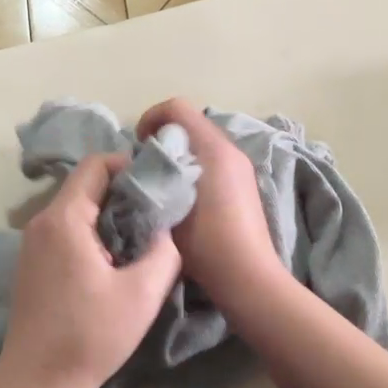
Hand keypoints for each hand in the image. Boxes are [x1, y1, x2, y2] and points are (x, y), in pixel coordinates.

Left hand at [0, 154, 181, 387]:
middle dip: (122, 192)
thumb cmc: (90, 335)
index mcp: (64, 218)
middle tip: (156, 211)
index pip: (94, 165)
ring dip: (107, 215)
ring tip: (140, 237)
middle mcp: (42, 221)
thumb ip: (162, 252)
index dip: (127, 165)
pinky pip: (65, 230)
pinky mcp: (32, 263)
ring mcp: (32, 243)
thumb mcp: (141, 295)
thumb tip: (164, 229)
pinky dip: (91, 232)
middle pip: (84, 185)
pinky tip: (114, 260)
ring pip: (75, 209)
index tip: (156, 183)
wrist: (38, 381)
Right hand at [138, 99, 280, 300]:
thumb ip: (151, 179)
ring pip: (201, 141)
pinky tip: (183, 196)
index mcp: (212, 148)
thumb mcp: (166, 207)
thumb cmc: (206, 244)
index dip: (150, 118)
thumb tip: (141, 168)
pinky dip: (193, 165)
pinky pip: (212, 159)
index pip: (177, 108)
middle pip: (190, 122)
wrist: (249, 278)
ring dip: (178, 152)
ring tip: (161, 181)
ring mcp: (241, 166)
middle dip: (163, 137)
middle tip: (145, 165)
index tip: (138, 146)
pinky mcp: (244, 183)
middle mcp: (230, 149)